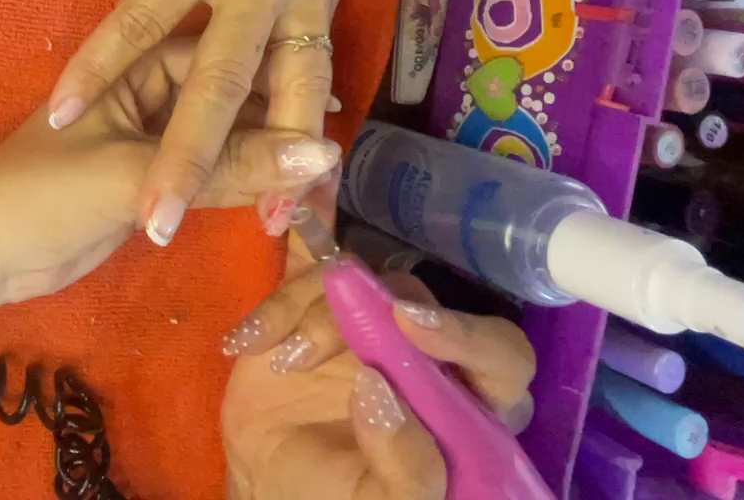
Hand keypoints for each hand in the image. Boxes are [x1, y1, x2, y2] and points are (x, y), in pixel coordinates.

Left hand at [0, 39, 340, 307]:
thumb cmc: (43, 192)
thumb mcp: (132, 174)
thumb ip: (224, 167)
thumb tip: (320, 155)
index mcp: (128, 70)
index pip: (208, 59)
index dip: (264, 78)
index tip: (327, 95)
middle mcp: (141, 96)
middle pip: (218, 97)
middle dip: (270, 116)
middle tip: (334, 132)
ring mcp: (143, 139)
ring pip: (215, 137)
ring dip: (259, 153)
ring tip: (321, 170)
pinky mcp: (145, 180)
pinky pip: (203, 173)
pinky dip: (237, 182)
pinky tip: (279, 192)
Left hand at [42, 0, 425, 245]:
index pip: (139, 20)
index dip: (95, 68)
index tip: (60, 117)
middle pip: (218, 82)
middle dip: (187, 157)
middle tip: (156, 221)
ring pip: (291, 89)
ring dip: (277, 160)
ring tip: (261, 223)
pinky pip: (321, 63)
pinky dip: (314, 115)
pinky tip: (307, 158)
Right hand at [218, 197, 536, 499]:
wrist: (264, 477)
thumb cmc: (333, 499)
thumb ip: (402, 470)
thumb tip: (379, 389)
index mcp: (465, 408)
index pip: (499, 352)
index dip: (463, 331)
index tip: (406, 323)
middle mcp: (422, 354)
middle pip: (409, 297)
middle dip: (355, 316)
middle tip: (306, 351)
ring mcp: (364, 321)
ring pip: (349, 278)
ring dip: (302, 313)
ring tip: (275, 362)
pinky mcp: (309, 301)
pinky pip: (299, 267)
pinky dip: (271, 298)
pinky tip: (245, 341)